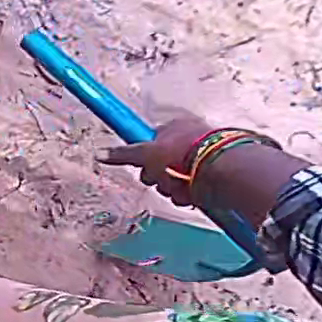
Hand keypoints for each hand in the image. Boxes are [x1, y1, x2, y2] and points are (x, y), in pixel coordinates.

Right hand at [96, 114, 213, 206]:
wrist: (222, 168)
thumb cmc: (184, 152)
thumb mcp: (144, 152)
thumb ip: (121, 154)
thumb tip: (100, 154)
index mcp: (175, 127)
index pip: (149, 142)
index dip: (141, 157)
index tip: (141, 164)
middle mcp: (190, 140)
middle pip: (159, 164)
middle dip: (156, 177)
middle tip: (159, 178)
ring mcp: (202, 158)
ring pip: (173, 179)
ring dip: (170, 187)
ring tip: (177, 187)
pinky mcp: (212, 175)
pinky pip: (189, 188)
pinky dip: (185, 194)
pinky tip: (189, 193)